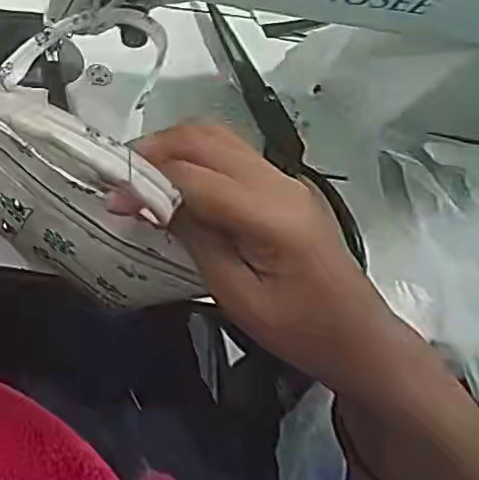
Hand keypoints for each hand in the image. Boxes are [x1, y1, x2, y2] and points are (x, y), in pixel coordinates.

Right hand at [121, 123, 410, 395]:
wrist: (366, 344)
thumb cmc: (303, 332)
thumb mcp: (236, 295)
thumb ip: (193, 238)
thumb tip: (148, 202)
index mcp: (271, 216)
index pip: (192, 176)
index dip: (145, 181)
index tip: (112, 198)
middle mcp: (279, 184)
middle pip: (202, 139)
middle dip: (152, 150)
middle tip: (119, 177)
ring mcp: (283, 179)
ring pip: (214, 135)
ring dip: (170, 145)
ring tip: (139, 172)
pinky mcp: (281, 184)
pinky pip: (227, 150)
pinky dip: (190, 153)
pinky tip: (172, 177)